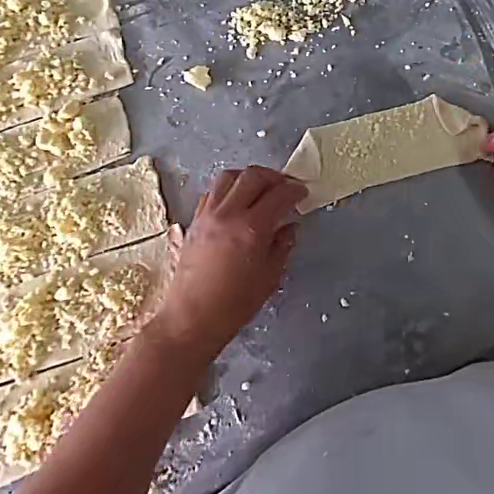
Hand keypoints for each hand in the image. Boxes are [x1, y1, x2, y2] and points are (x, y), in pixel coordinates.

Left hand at [151, 167, 303, 356]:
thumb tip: (290, 227)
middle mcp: (228, 214)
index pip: (278, 195)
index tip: (301, 192)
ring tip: (261, 188)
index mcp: (251, 228)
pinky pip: (213, 191)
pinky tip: (236, 201)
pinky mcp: (194, 220)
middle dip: (273, 176)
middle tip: (284, 186)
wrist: (192, 318)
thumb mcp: (269, 277)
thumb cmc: (233, 305)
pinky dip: (228, 188)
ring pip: (230, 176)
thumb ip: (283, 246)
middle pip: (253, 176)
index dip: (293, 190)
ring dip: (249, 177)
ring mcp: (208, 214)